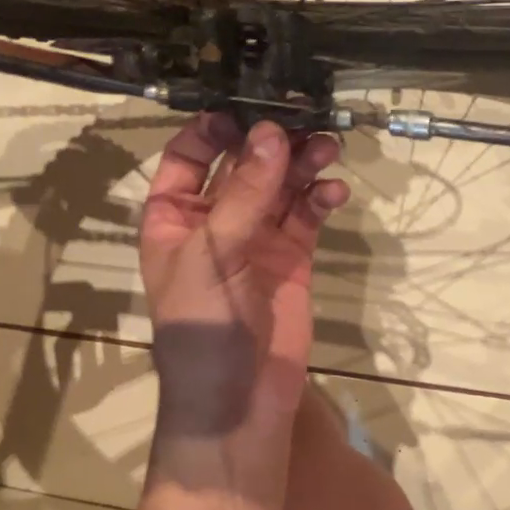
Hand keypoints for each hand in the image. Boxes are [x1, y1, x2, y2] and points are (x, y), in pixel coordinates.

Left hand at [140, 114, 349, 437]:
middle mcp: (216, 221)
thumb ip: (242, 196)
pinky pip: (307, 219)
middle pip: (245, 165)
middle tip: (305, 123)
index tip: (251, 108)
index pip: (189, 155)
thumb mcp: (211, 257)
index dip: (216, 129)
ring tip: (328, 150)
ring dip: (303, 166)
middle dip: (273, 143)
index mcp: (174, 216)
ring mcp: (257, 241)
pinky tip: (334, 192)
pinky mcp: (294, 261)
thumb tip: (271, 135)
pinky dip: (321, 201)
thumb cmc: (203, 329)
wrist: (238, 400)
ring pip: (282, 188)